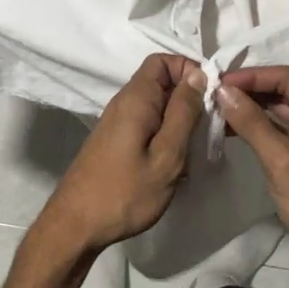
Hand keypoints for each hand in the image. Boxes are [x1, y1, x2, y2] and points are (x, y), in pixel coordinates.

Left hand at [36, 54, 207, 254]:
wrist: (76, 226)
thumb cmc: (124, 193)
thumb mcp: (166, 155)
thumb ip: (184, 113)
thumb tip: (198, 75)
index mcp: (135, 99)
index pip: (163, 60)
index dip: (190, 70)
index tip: (212, 97)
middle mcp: (123, 104)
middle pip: (162, 83)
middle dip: (190, 99)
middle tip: (211, 128)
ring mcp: (117, 125)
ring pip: (157, 108)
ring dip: (180, 123)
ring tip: (197, 150)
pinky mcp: (116, 143)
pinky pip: (147, 127)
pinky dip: (166, 138)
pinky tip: (176, 164)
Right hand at [216, 66, 288, 259]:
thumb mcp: (282, 162)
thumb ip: (253, 124)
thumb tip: (223, 91)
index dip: (254, 76)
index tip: (220, 79)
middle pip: (287, 93)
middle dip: (250, 92)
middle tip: (213, 93)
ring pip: (284, 112)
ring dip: (253, 110)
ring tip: (218, 109)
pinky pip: (285, 130)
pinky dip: (262, 128)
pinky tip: (235, 128)